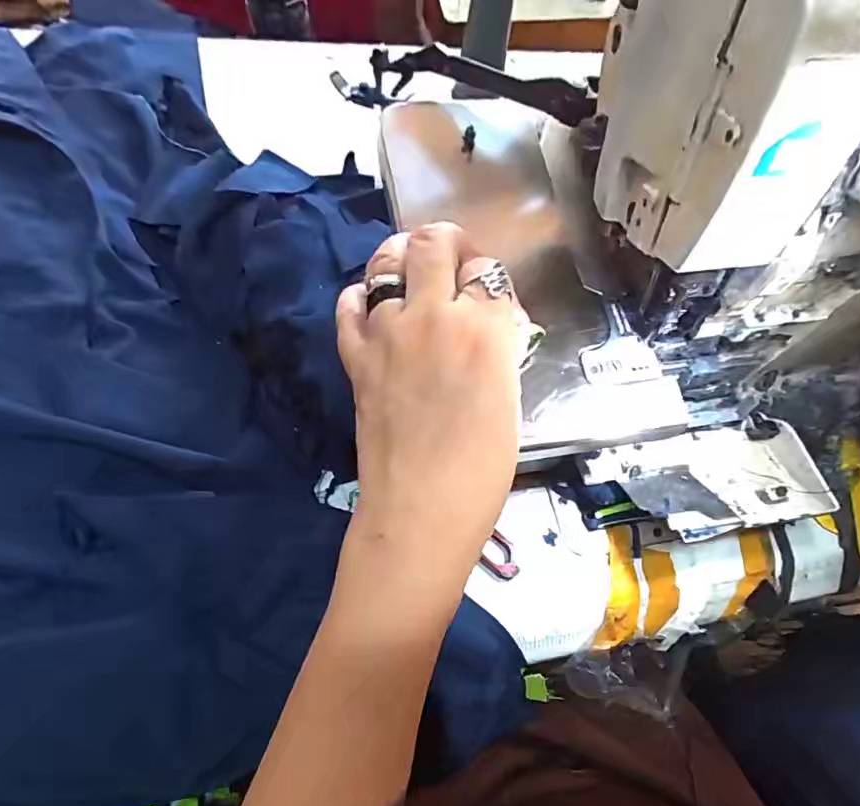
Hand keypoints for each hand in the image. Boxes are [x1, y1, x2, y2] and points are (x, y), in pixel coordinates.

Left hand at [334, 223, 525, 580]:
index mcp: (486, 330)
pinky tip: (371, 307)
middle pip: (434, 244)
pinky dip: (360, 298)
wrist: (420, 508)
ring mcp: (389, 335)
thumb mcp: (509, 403)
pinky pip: (349, 307)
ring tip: (408, 271)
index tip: (487, 295)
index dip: (488, 279)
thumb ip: (499, 356)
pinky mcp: (357, 359)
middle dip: (445, 243)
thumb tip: (492, 333)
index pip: (488, 273)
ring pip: (386, 263)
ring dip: (399, 258)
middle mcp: (435, 317)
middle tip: (449, 263)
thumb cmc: (481, 471)